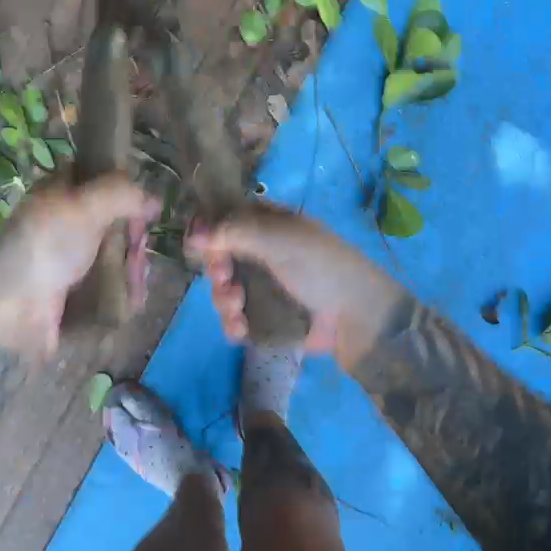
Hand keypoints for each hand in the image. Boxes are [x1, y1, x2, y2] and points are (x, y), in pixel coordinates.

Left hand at [0, 174, 157, 349]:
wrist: (6, 314)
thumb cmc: (41, 249)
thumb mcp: (81, 207)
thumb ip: (122, 194)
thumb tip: (155, 200)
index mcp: (57, 196)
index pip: (97, 179)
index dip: (122, 189)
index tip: (142, 204)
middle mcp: (65, 227)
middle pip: (115, 223)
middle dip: (134, 235)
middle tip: (139, 246)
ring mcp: (72, 265)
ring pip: (118, 257)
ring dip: (134, 266)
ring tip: (136, 276)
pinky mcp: (79, 298)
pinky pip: (113, 289)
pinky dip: (127, 293)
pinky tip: (132, 296)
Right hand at [186, 204, 403, 363]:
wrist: (357, 315)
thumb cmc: (320, 266)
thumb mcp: (278, 239)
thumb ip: (233, 232)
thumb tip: (193, 233)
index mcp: (270, 225)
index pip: (227, 220)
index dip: (208, 231)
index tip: (197, 246)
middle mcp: (265, 253)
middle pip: (221, 258)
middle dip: (217, 271)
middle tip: (224, 279)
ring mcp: (267, 287)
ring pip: (226, 290)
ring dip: (223, 300)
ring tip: (237, 309)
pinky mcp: (269, 318)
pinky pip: (238, 319)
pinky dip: (233, 324)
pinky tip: (240, 330)